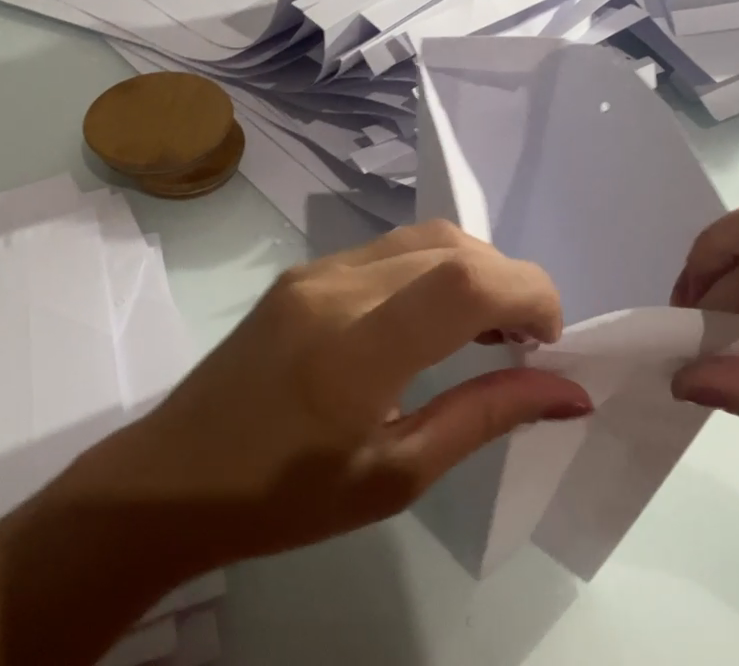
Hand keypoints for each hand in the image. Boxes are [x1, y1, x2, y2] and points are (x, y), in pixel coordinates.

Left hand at [91, 220, 591, 567]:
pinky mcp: (300, 274)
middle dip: (509, 282)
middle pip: (451, 245)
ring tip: (486, 333)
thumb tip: (568, 391)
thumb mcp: (394, 475)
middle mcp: (336, 287)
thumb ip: (483, 418)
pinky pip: (386, 251)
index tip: (550, 343)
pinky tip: (431, 321)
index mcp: (357, 346)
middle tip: (524, 345)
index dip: (529, 294)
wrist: (170, 480)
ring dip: (472, 269)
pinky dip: (431, 270)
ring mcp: (313, 272)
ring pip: (421, 238)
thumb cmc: (283, 499)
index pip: (467, 279)